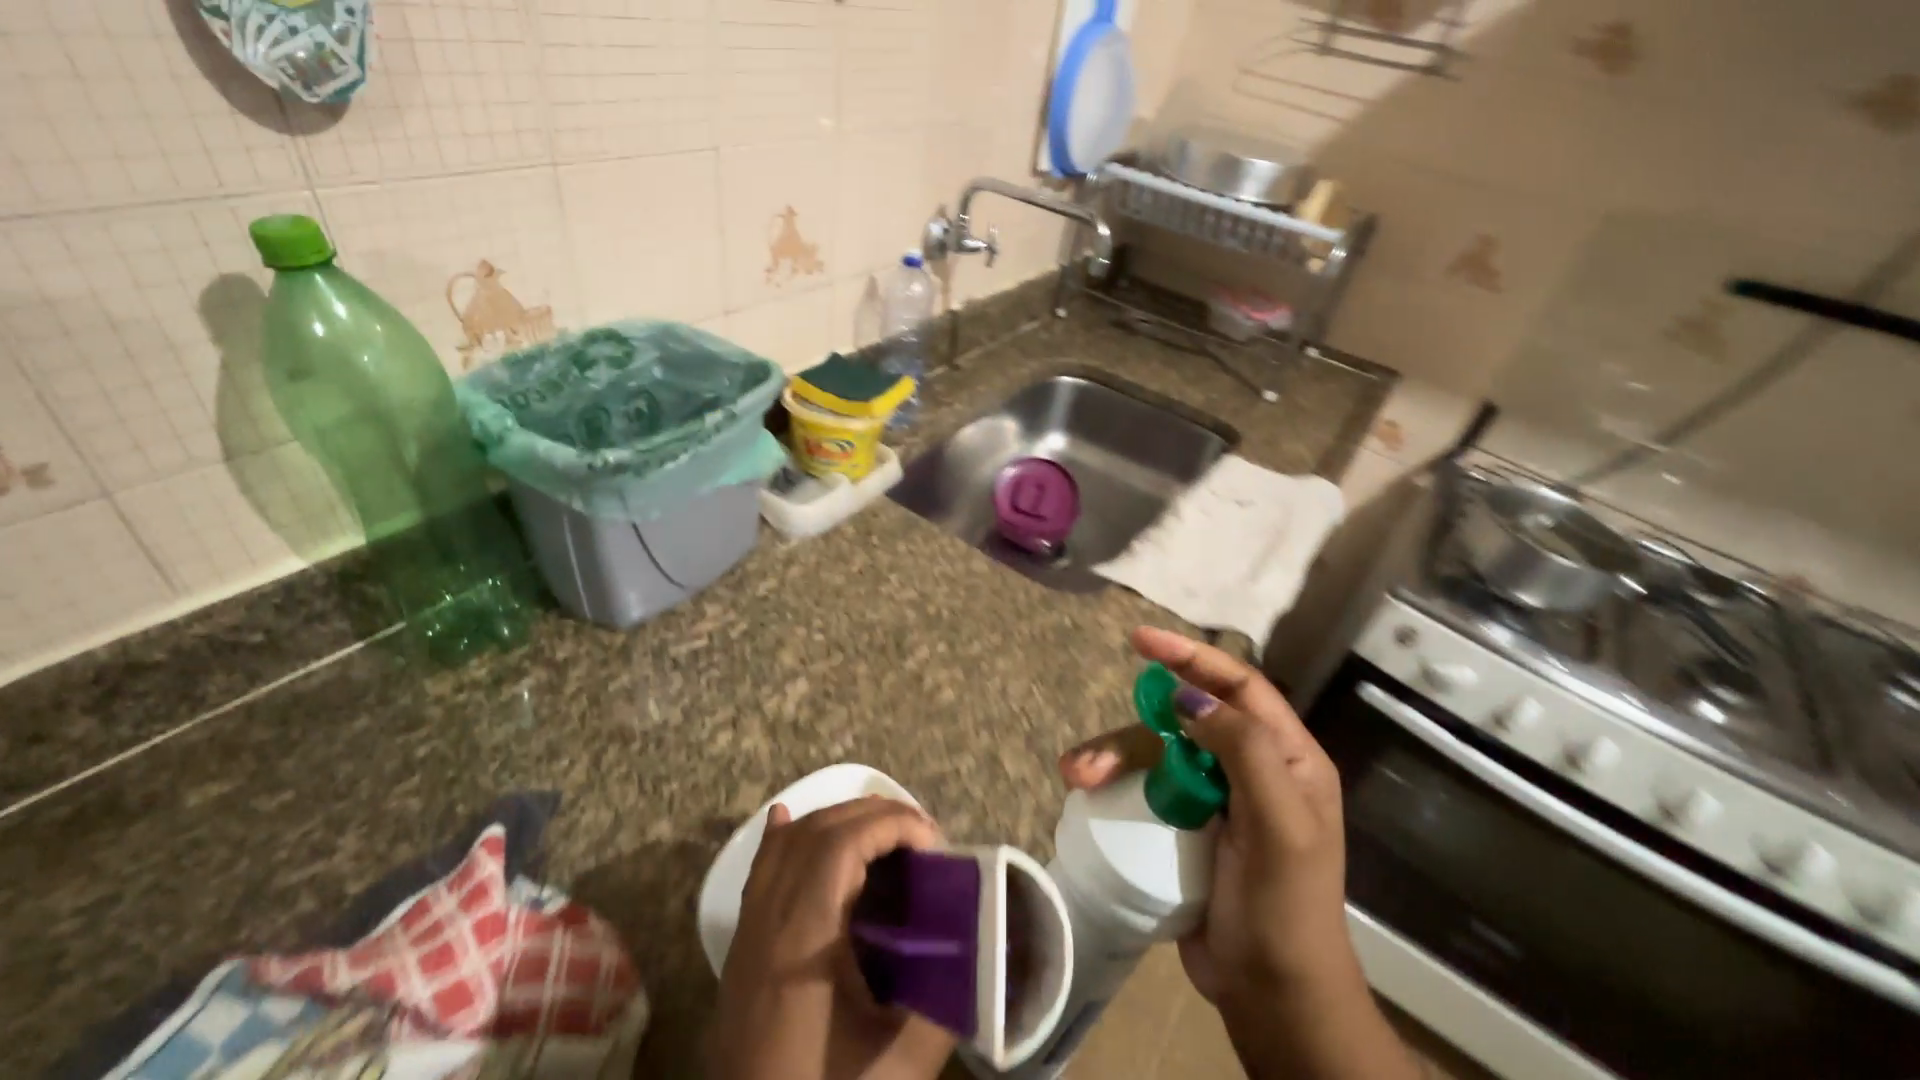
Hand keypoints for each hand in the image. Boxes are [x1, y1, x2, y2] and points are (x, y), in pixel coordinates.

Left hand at [711, 797, 957, 1079]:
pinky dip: (780, 838)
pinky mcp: (741, 947)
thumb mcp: (899, 1061)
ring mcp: (748, 929)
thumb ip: (943, 1004)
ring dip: (835, 821)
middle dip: (874, 814)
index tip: (935, 846)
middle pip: (816, 831)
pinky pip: (758, 871)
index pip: (843, 843)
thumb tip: (976, 958)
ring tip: (883, 829)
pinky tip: (786, 819)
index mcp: (805, 935)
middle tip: (923, 836)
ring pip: (786, 844)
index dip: (893, 824)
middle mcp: (770, 917)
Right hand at [1061, 628, 1420, 1079]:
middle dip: (1135, 729)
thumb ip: (1242, 749)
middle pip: (1185, 723)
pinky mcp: (1186, 831)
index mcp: (1287, 759)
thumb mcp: (1279, 823)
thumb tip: (1189, 695)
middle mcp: (1251, 770)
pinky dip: (1118, 785)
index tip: (1140, 640)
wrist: (1273, 991)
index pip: (1239, 688)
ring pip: (1158, 756)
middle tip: (1087, 760)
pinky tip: (1088, 794)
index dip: (1191, 658)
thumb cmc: (1286, 906)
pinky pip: (1148, 791)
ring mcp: (1216, 802)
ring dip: (1115, 759)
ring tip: (1075, 778)